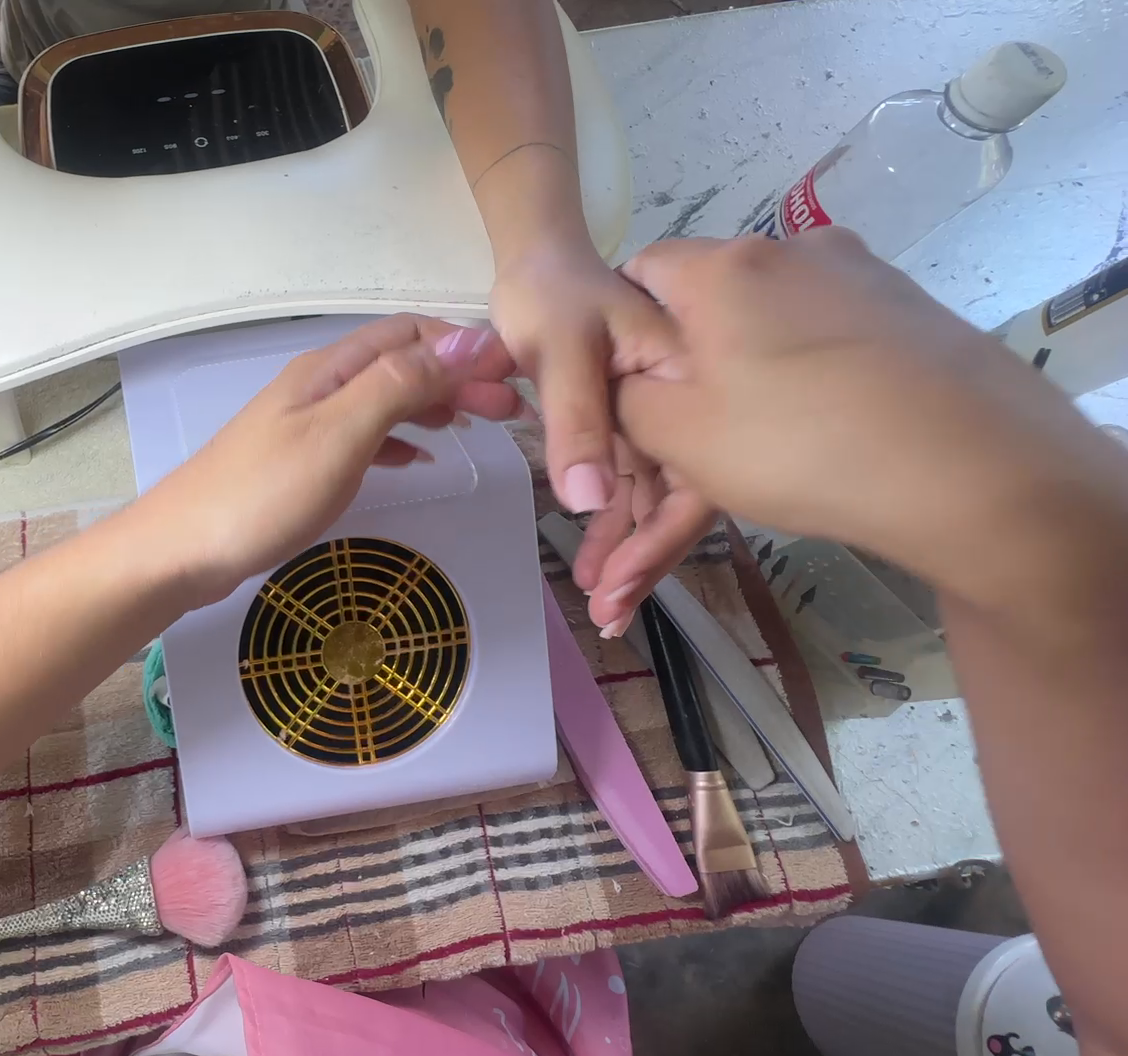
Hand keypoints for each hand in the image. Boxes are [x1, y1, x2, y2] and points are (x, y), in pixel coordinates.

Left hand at [129, 315, 519, 605]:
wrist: (183, 550)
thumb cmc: (262, 495)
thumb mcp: (338, 435)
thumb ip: (399, 385)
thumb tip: (469, 341)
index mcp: (328, 370)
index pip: (409, 334)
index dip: (464, 347)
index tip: (513, 378)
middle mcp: (317, 387)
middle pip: (397, 364)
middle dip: (454, 378)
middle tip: (506, 412)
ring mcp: (303, 425)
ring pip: (380, 400)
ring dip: (429, 406)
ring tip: (473, 428)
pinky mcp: (297, 463)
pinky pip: (360, 437)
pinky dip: (397, 440)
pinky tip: (417, 459)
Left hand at [490, 241, 718, 634]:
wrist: (539, 267)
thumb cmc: (551, 297)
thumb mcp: (560, 353)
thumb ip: (576, 422)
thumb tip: (585, 501)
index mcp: (689, 384)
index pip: (690, 478)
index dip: (659, 541)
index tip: (621, 591)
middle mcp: (684, 407)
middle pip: (676, 495)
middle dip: (643, 559)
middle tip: (609, 613)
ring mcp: (657, 417)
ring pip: (649, 494)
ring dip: (624, 546)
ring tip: (598, 597)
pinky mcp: (628, 421)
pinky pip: (627, 477)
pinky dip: (609, 516)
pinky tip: (593, 552)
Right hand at [613, 229, 1127, 611]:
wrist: (980, 474)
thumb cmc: (797, 446)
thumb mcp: (672, 433)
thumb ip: (619, 395)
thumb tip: (623, 376)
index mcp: (726, 268)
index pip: (638, 271)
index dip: (622, 328)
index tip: (628, 384)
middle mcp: (795, 249)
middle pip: (702, 295)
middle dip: (681, 351)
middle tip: (685, 419)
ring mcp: (861, 274)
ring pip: (761, 315)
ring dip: (740, 362)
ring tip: (753, 428)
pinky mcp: (908, 306)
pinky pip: (817, 329)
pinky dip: (797, 367)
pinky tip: (813, 421)